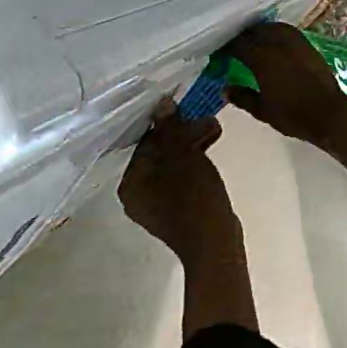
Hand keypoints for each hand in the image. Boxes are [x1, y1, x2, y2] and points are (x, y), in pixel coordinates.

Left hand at [118, 99, 240, 260]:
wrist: (216, 244)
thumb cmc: (192, 196)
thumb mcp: (181, 154)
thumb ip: (169, 127)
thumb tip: (162, 103)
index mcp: (131, 183)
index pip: (145, 141)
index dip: (168, 122)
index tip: (188, 110)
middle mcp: (138, 194)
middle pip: (160, 152)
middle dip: (185, 133)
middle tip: (208, 121)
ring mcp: (157, 204)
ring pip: (174, 163)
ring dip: (193, 144)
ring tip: (215, 129)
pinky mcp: (176, 209)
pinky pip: (181, 177)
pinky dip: (195, 162)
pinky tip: (211, 145)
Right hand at [221, 22, 346, 145]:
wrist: (329, 113)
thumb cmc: (293, 115)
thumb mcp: (262, 111)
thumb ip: (243, 97)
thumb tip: (226, 89)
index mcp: (261, 59)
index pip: (238, 45)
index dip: (227, 47)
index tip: (221, 53)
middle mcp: (276, 45)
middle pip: (254, 31)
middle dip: (243, 36)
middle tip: (236, 46)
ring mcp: (294, 42)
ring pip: (272, 27)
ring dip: (260, 31)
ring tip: (255, 40)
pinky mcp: (307, 45)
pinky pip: (287, 31)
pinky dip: (276, 32)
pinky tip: (276, 42)